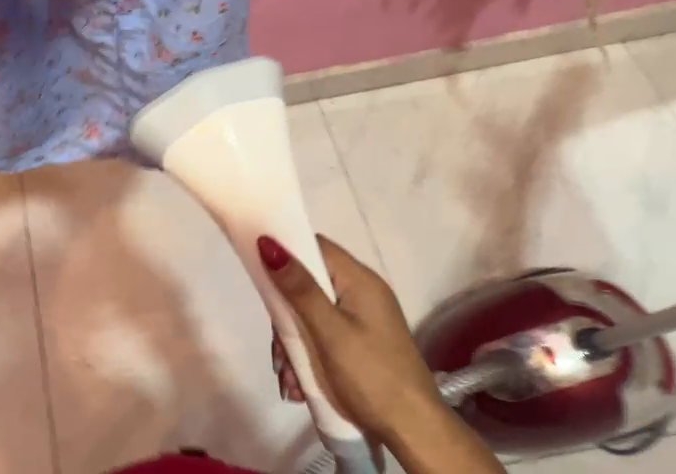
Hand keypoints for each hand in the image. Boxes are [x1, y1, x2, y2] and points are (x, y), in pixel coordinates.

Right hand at [261, 235, 447, 439]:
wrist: (415, 433)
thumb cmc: (372, 376)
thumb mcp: (329, 332)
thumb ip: (299, 288)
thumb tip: (267, 242)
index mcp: (359, 280)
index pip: (315, 247)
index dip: (286, 253)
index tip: (260, 275)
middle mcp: (362, 294)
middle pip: (308, 284)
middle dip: (285, 317)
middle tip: (278, 351)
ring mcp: (362, 321)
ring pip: (311, 315)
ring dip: (293, 344)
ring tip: (288, 379)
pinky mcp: (359, 346)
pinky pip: (322, 337)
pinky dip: (307, 357)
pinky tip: (299, 386)